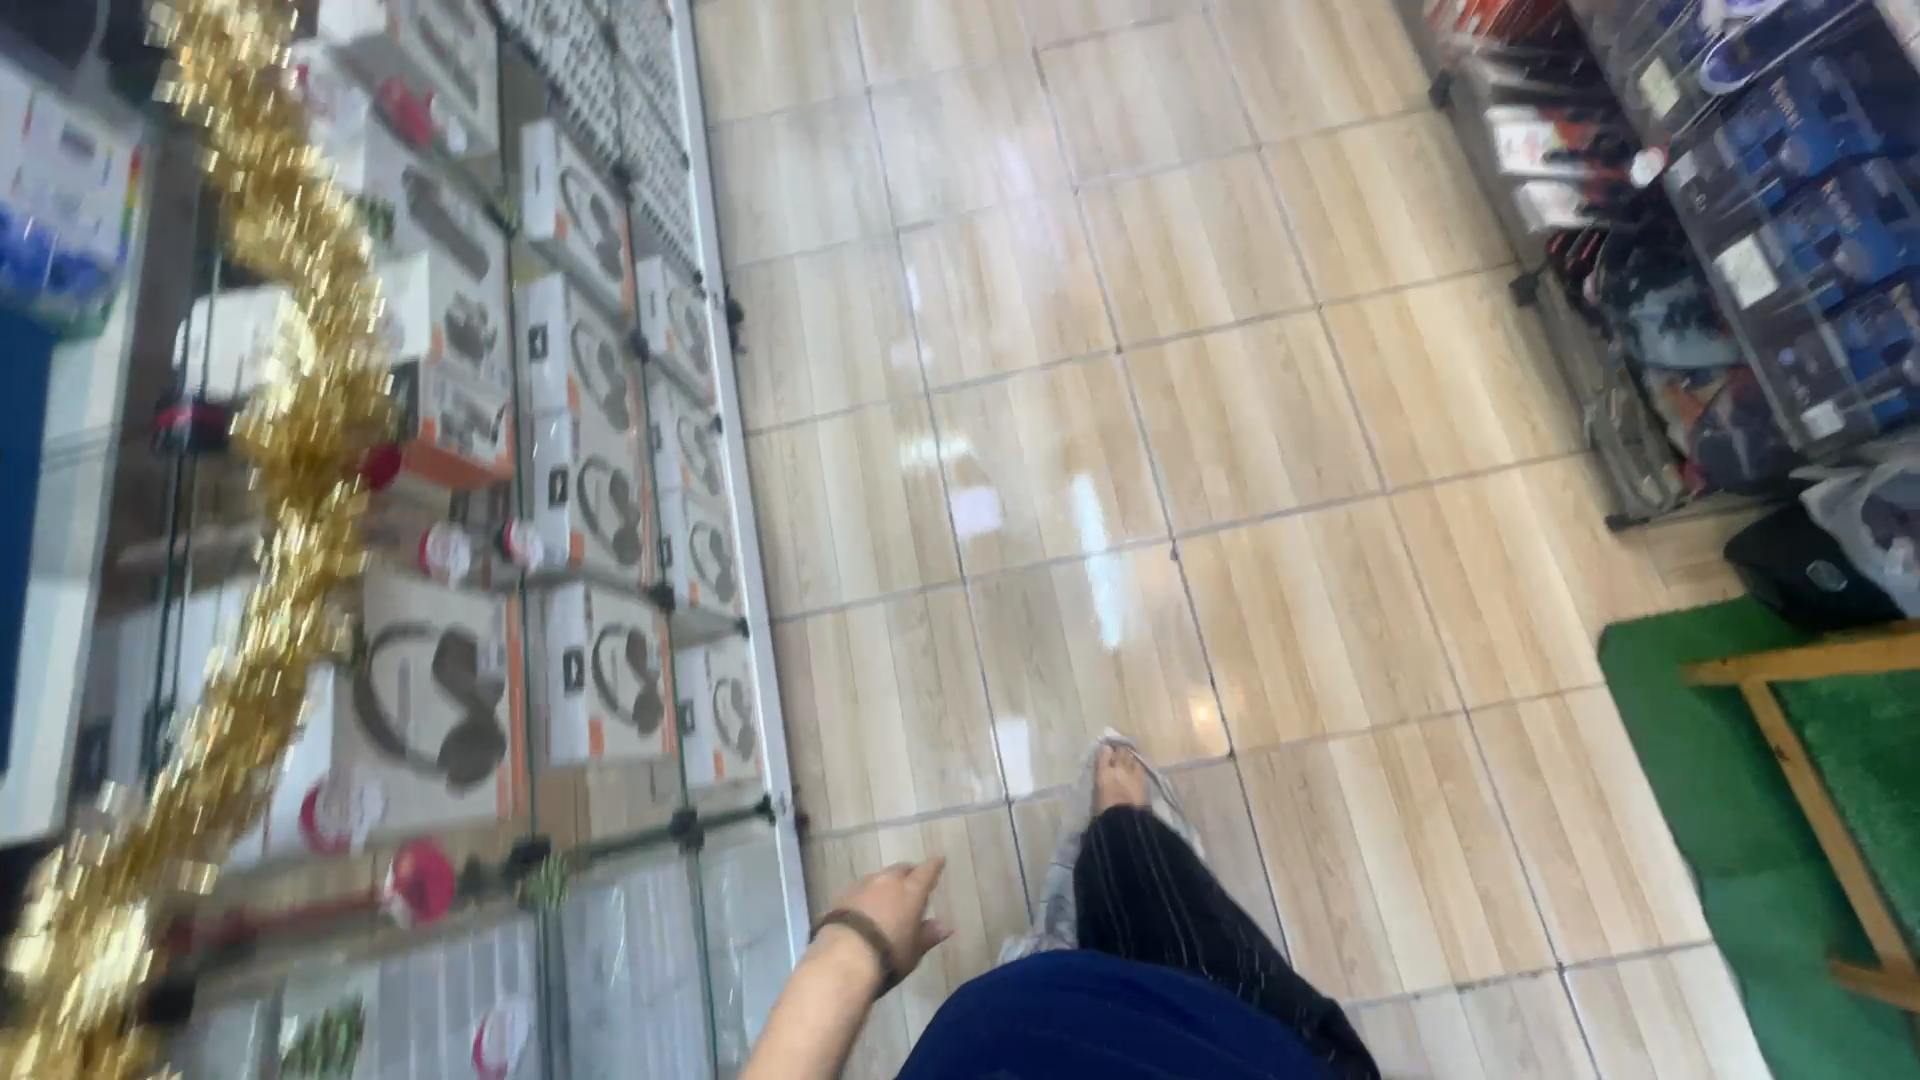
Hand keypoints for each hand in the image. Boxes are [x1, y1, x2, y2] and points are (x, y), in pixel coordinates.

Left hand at [819, 857, 951, 982]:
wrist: (845, 956)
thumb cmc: (888, 953)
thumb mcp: (914, 950)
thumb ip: (929, 935)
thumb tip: (946, 927)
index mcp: (911, 891)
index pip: (927, 871)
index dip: (934, 865)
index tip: (939, 859)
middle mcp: (889, 880)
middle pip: (902, 870)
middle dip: (909, 874)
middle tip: (913, 883)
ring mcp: (864, 884)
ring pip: (880, 877)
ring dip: (886, 884)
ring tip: (888, 898)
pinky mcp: (844, 894)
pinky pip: (862, 888)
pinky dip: (868, 894)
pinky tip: (866, 907)